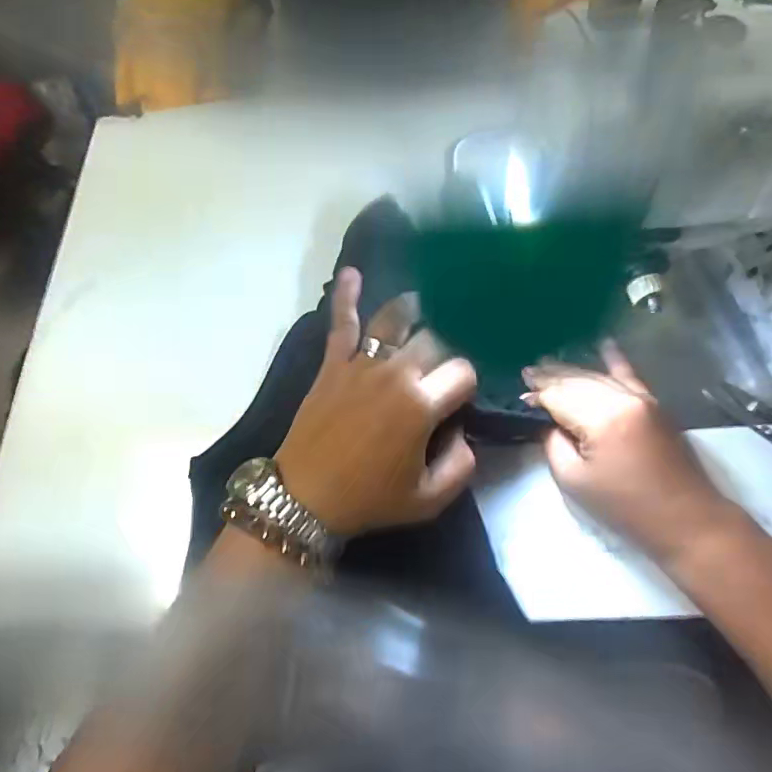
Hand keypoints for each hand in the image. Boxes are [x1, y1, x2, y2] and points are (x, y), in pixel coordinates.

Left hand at [274, 268, 478, 537]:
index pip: (463, 371)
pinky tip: (354, 272)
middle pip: (434, 339)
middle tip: (445, 362)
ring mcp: (361, 363)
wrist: (303, 499)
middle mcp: (395, 373)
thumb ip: (461, 465)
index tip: (461, 397)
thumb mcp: (428, 499)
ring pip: (394, 320)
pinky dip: (347, 295)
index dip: (468, 382)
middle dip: (447, 348)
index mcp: (421, 404)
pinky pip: (342, 322)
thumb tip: (465, 434)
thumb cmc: (369, 499)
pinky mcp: (333, 363)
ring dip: (414, 309)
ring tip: (424, 305)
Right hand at [523, 343, 750, 566]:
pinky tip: (605, 345)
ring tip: (550, 364)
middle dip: (552, 377)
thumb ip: (555, 445)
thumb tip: (551, 423)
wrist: (685, 518)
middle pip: (579, 381)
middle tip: (528, 373)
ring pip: (601, 377)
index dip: (538, 395)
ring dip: (575, 371)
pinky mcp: (656, 405)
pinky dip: (616, 361)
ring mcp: (643, 398)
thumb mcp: (575, 482)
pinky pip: (631, 376)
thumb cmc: (626, 507)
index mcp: (602, 417)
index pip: (560, 396)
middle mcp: (623, 398)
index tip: (520, 395)